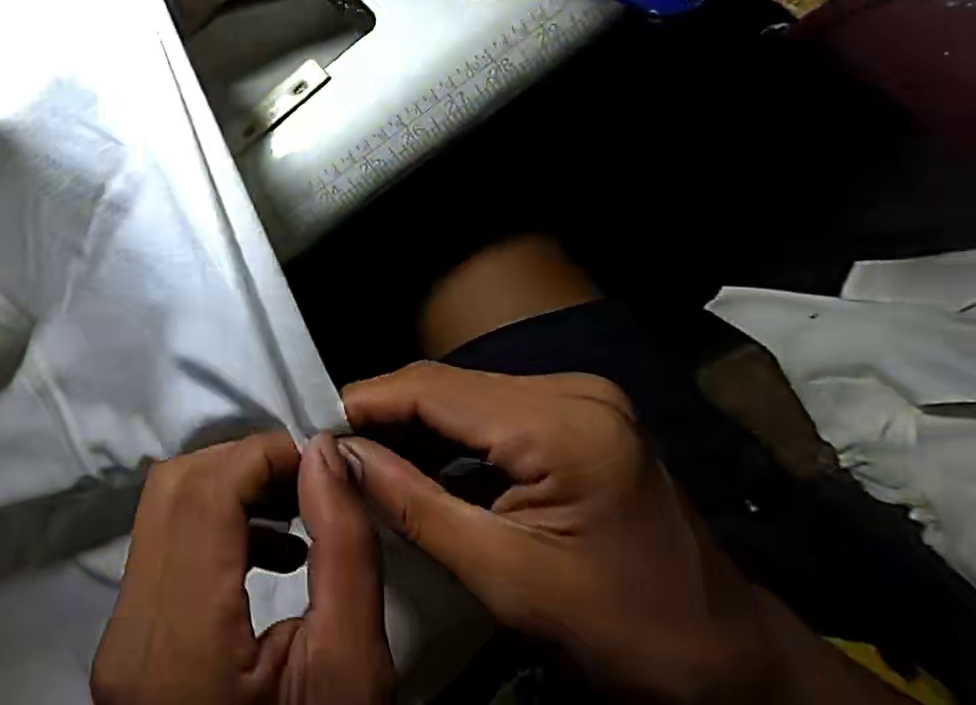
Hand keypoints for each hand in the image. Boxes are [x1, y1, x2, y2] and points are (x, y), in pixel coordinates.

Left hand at [92, 431, 392, 704]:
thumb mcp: (350, 676)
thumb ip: (342, 553)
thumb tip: (322, 455)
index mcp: (178, 640)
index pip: (200, 492)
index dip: (258, 455)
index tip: (315, 456)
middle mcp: (129, 628)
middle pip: (172, 492)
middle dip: (241, 467)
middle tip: (307, 480)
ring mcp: (119, 634)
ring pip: (161, 513)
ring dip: (226, 493)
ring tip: (296, 511)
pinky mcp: (128, 641)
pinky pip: (161, 552)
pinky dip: (209, 530)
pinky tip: (268, 553)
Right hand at [338, 362, 908, 703]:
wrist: (733, 663)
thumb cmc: (626, 631)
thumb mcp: (503, 575)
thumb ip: (410, 503)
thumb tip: (337, 453)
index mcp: (562, 426)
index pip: (428, 389)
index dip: (362, 404)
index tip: (313, 429)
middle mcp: (571, 392)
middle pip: (440, 384)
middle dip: (382, 415)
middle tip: (336, 451)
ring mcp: (578, 398)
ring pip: (456, 393)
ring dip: (409, 425)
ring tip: (368, 460)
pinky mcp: (576, 412)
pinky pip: (484, 407)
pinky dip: (444, 433)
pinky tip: (419, 464)